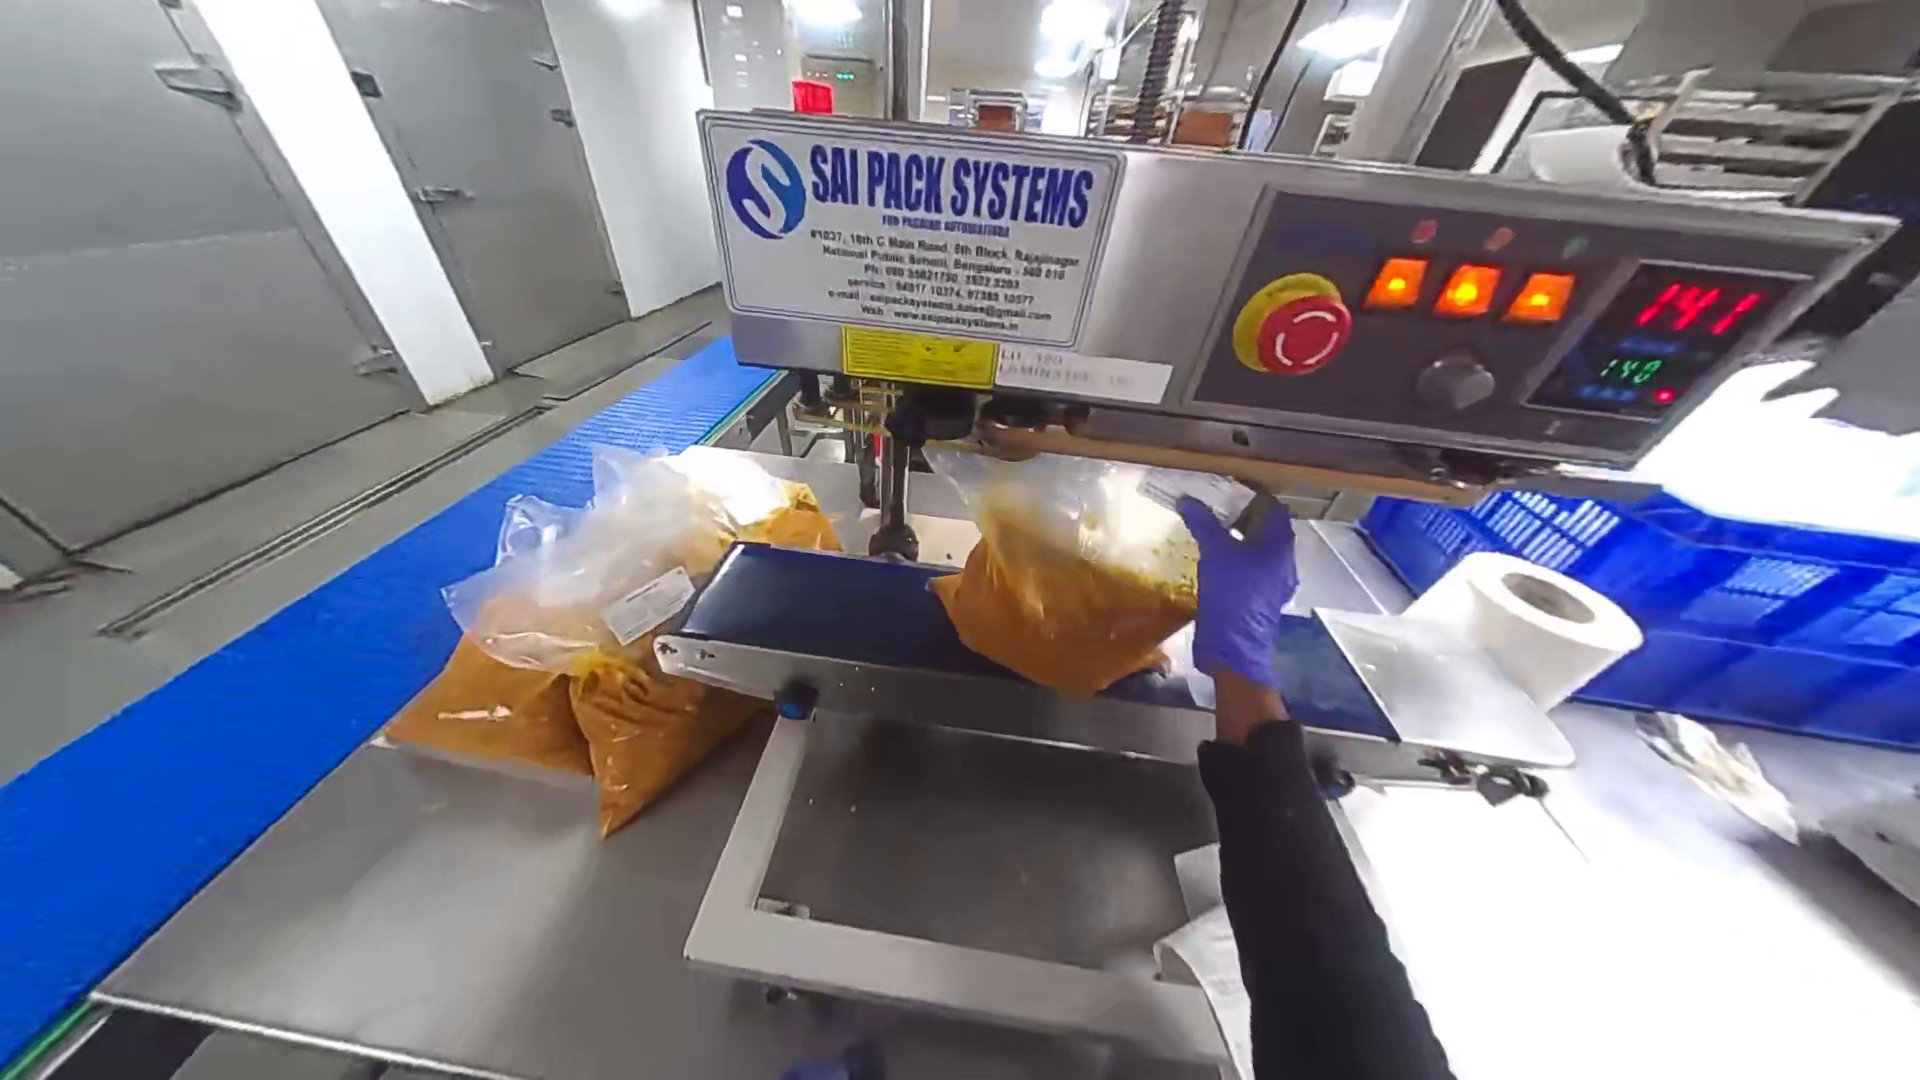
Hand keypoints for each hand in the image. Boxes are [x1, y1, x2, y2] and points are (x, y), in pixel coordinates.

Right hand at [1176, 496, 1298, 689]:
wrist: (1233, 646)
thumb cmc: (1232, 592)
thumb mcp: (1215, 552)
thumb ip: (1203, 523)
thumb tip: (1187, 500)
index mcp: (1280, 544)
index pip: (1271, 507)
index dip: (1250, 494)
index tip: (1224, 488)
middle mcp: (1282, 560)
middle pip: (1264, 528)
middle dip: (1239, 515)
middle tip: (1210, 506)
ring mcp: (1271, 581)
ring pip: (1255, 549)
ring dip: (1234, 537)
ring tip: (1207, 529)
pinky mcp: (1257, 597)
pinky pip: (1247, 567)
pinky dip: (1232, 557)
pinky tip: (1211, 558)